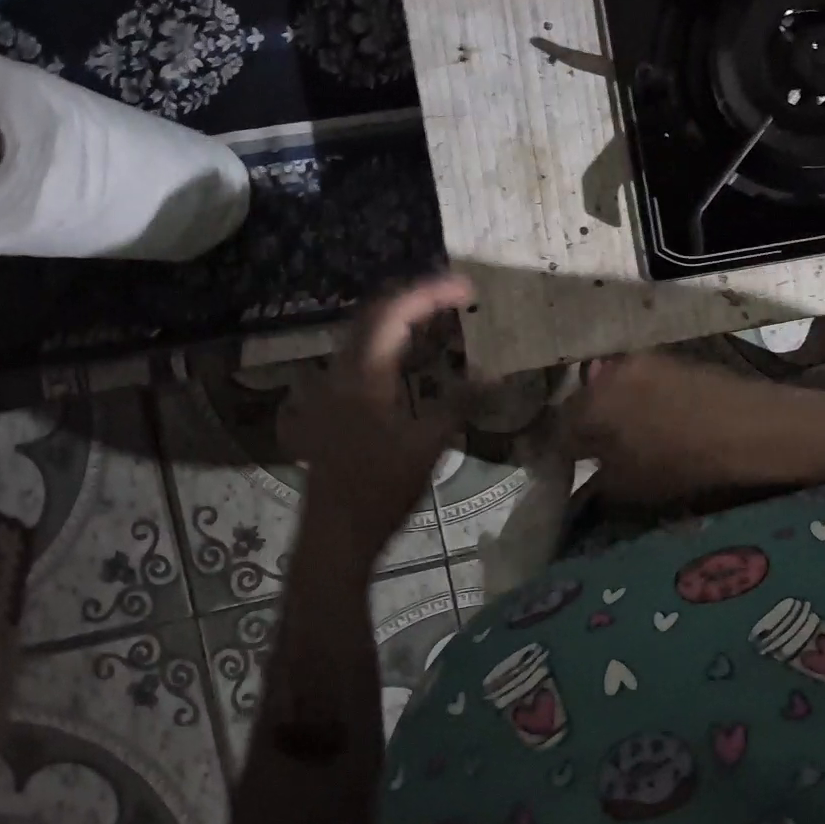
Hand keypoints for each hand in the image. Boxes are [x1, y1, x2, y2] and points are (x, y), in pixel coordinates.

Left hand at [276, 274, 473, 567]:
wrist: (335, 535)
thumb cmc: (381, 490)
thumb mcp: (428, 445)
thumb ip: (459, 403)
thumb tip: (495, 372)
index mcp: (363, 375)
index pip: (394, 313)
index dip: (431, 292)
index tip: (467, 288)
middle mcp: (339, 371)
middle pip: (372, 313)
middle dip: (413, 296)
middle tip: (453, 294)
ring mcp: (329, 388)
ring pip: (362, 333)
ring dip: (398, 317)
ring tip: (438, 316)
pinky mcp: (330, 405)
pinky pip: (359, 355)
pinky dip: (387, 342)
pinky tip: (409, 358)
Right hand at [556, 352, 824, 500]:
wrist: (751, 427)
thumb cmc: (683, 463)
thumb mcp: (630, 487)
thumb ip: (596, 482)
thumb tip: (583, 479)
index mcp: (590, 404)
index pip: (559, 428)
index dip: (562, 453)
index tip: (570, 469)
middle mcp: (610, 372)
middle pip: (584, 401)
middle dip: (585, 425)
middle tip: (596, 452)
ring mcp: (644, 359)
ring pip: (612, 386)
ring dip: (612, 409)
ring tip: (627, 436)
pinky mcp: (673, 358)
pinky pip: (640, 380)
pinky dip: (638, 398)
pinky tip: (655, 419)